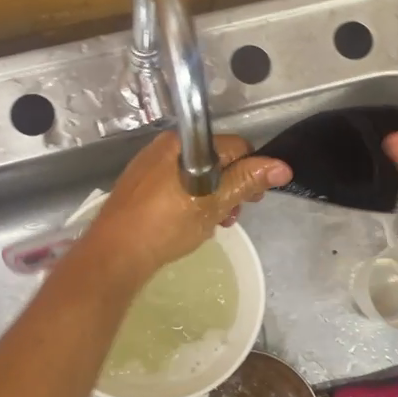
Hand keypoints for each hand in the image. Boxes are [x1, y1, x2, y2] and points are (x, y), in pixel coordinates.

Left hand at [80, 132, 289, 285]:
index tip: (250, 201)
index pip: (235, 147)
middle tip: (228, 217)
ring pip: (195, 176)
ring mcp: (149, 166)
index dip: (250, 173)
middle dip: (229, 190)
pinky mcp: (138, 186)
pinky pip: (175, 187)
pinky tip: (186, 226)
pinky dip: (188, 203)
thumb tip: (282, 167)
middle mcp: (166, 147)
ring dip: (210, 200)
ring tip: (209, 226)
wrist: (115, 253)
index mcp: (184, 143)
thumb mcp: (213, 203)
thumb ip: (247, 182)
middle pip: (215, 161)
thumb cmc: (166, 225)